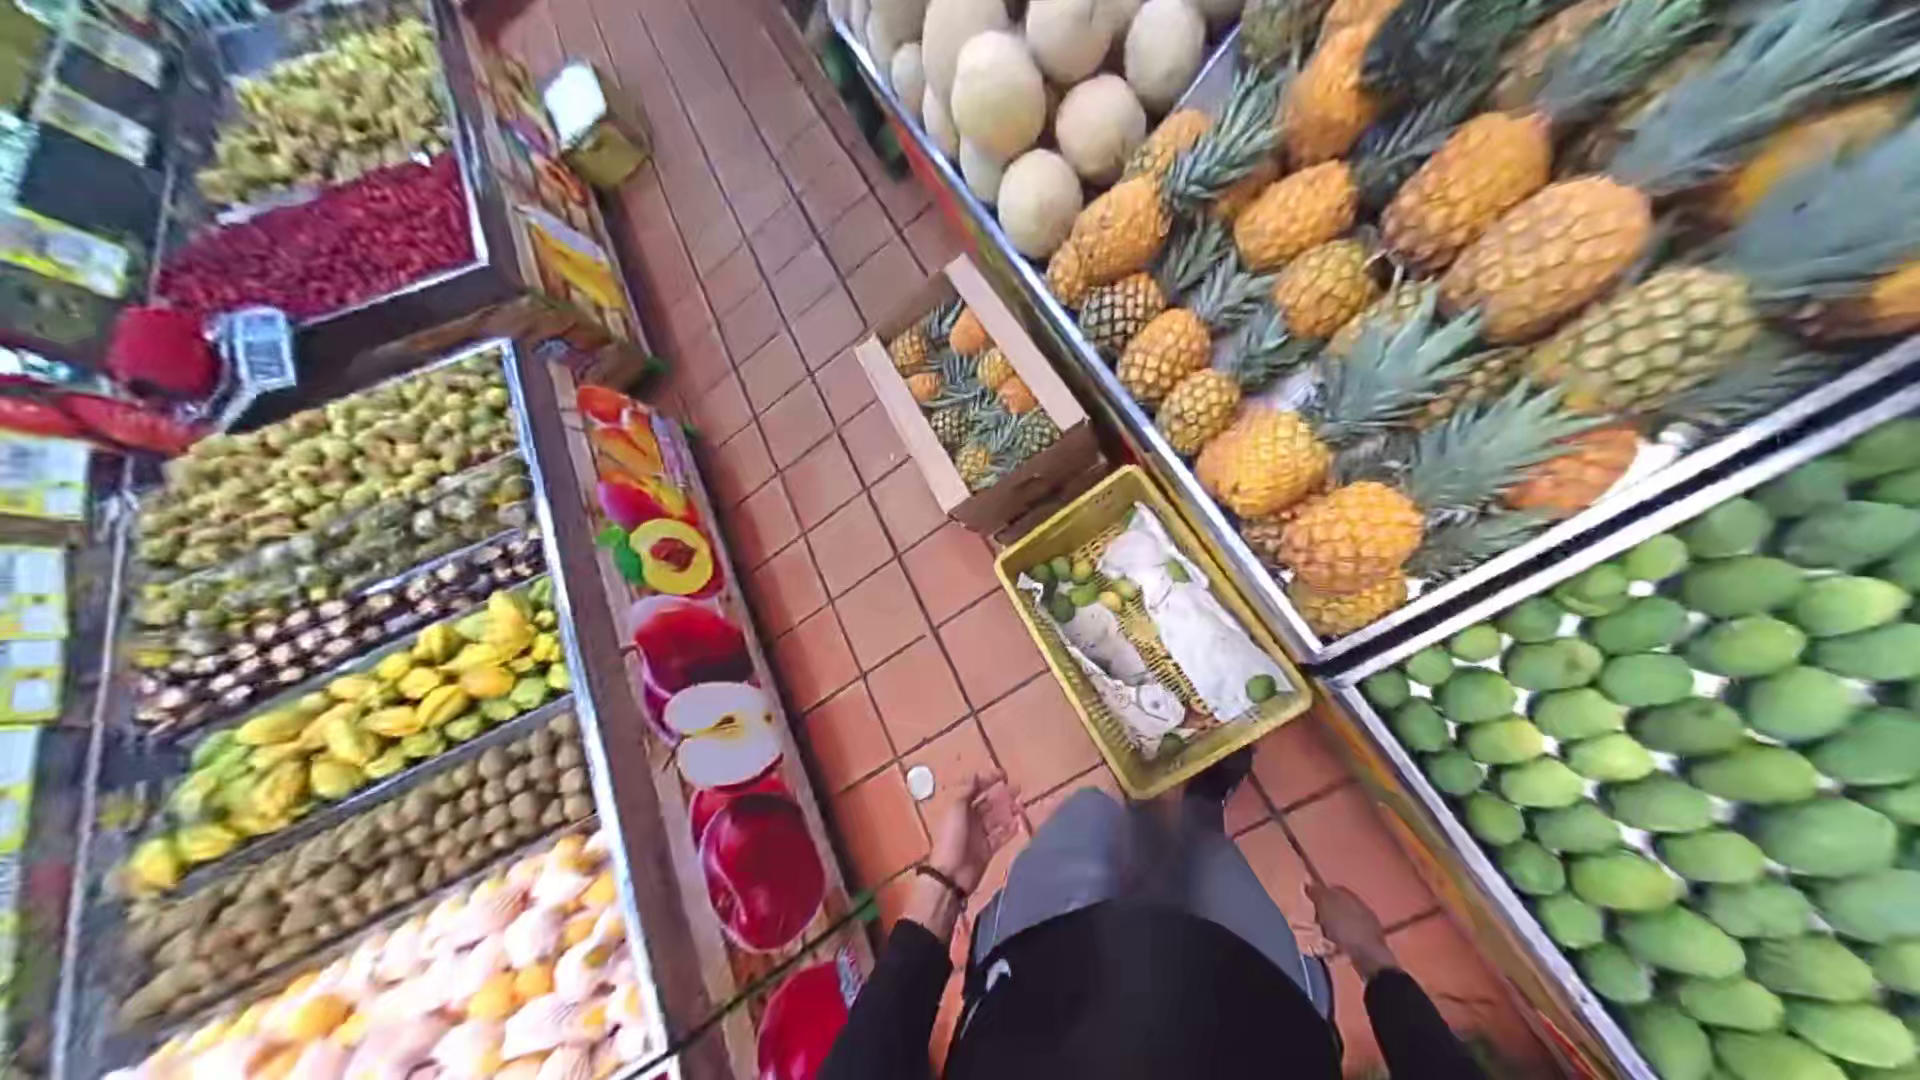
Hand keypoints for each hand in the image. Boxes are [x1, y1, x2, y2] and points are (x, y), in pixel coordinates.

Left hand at [929, 772, 1021, 892]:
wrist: (951, 874)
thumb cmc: (952, 837)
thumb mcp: (956, 808)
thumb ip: (967, 790)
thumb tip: (976, 774)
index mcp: (960, 806)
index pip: (976, 788)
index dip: (988, 780)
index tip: (1004, 775)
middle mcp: (971, 818)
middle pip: (990, 803)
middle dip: (1003, 795)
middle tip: (1018, 789)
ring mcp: (980, 834)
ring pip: (998, 818)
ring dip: (1010, 811)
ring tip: (1022, 805)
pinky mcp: (989, 849)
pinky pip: (1003, 836)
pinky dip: (1012, 829)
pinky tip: (1021, 822)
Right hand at [1310, 883, 1395, 978]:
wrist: (1370, 957)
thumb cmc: (1345, 927)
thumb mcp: (1325, 905)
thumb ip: (1317, 892)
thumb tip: (1309, 883)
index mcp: (1350, 895)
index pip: (1331, 888)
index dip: (1319, 895)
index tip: (1311, 905)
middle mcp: (1361, 907)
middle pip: (1337, 906)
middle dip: (1326, 913)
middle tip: (1316, 922)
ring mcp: (1368, 926)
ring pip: (1343, 923)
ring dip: (1333, 929)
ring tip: (1325, 938)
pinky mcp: (1370, 943)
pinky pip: (1350, 938)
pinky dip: (1341, 942)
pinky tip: (1335, 950)